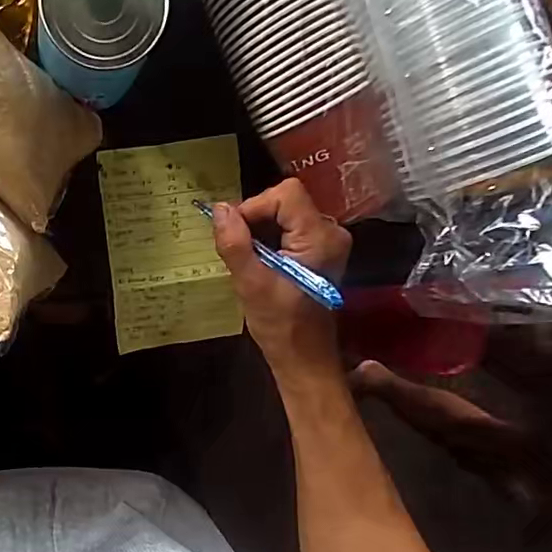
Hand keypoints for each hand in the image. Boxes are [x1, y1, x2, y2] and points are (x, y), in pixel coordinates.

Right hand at [210, 178, 350, 376]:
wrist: (304, 356)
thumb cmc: (280, 325)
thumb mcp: (250, 284)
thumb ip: (235, 243)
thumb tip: (219, 209)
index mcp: (320, 238)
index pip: (285, 194)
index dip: (254, 207)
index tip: (236, 235)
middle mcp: (331, 232)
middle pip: (286, 201)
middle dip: (255, 220)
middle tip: (239, 251)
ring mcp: (329, 241)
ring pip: (286, 213)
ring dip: (260, 231)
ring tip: (249, 260)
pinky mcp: (321, 250)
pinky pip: (290, 228)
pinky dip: (270, 239)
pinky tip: (260, 263)